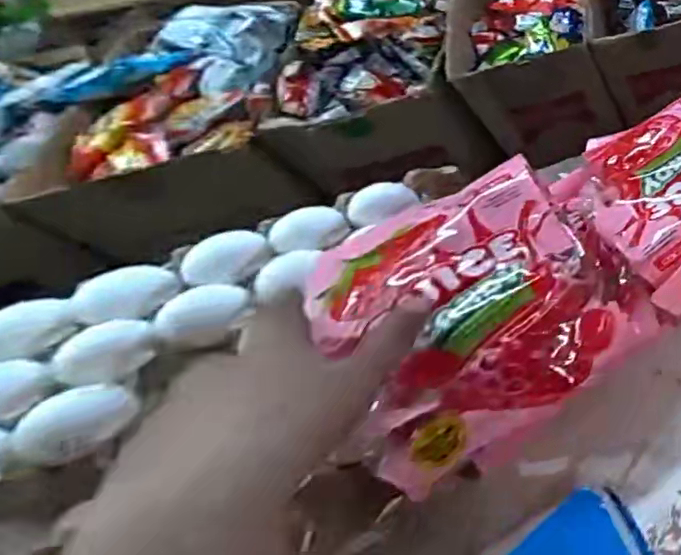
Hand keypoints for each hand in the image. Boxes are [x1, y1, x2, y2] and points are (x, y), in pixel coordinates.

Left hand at [65, 300, 429, 554]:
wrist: (198, 504)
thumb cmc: (293, 425)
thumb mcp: (358, 382)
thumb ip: (389, 340)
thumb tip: (424, 294)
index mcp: (272, 345)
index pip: (280, 308)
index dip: (292, 301)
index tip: (303, 298)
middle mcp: (219, 367)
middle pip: (237, 356)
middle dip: (257, 365)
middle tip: (287, 381)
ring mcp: (172, 412)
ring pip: (203, 400)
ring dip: (225, 408)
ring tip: (257, 430)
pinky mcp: (138, 459)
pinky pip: (175, 443)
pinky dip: (197, 447)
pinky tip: (220, 467)